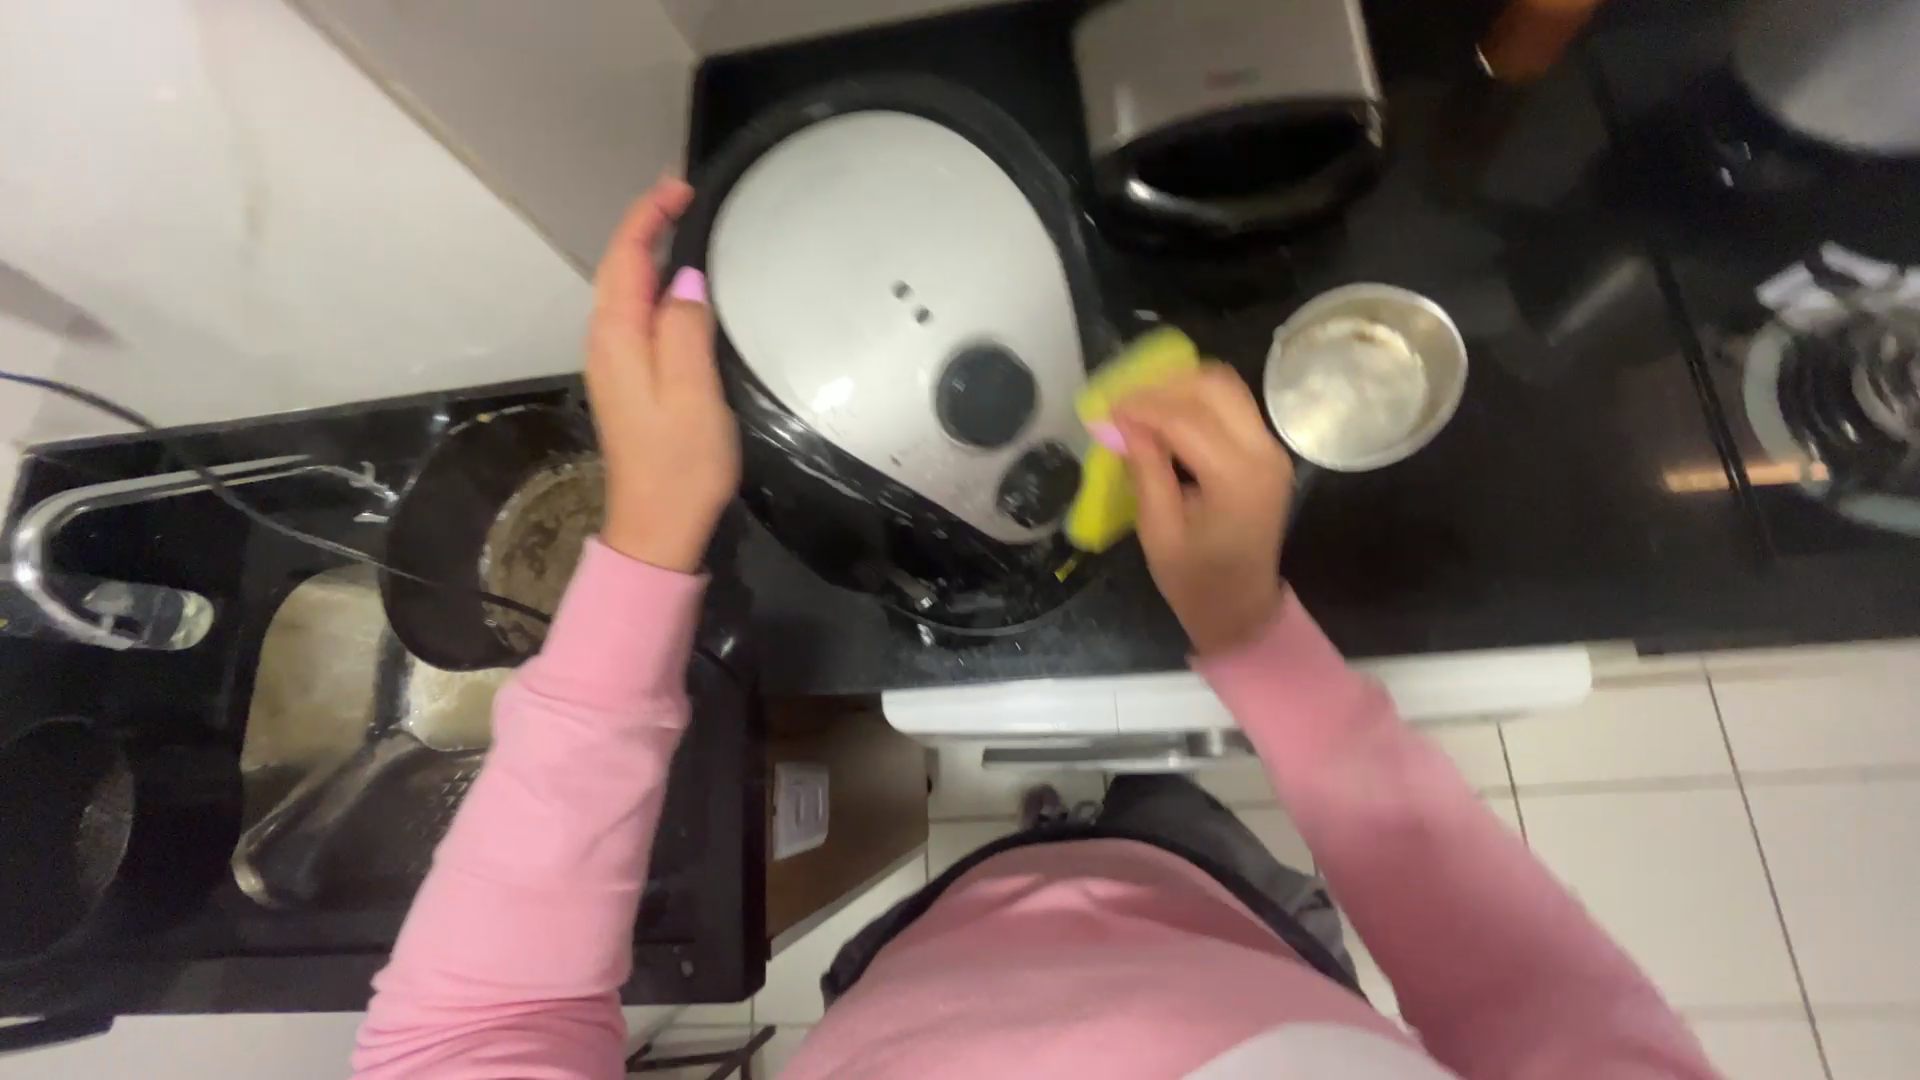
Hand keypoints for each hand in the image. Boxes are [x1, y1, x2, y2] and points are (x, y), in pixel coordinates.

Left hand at [586, 178, 740, 573]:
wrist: (659, 526)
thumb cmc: (681, 463)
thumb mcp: (694, 393)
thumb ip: (685, 329)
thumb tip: (685, 280)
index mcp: (618, 338)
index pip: (625, 257)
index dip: (648, 216)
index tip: (683, 188)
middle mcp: (607, 344)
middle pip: (617, 270)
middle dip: (644, 228)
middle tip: (684, 201)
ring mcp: (614, 367)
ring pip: (625, 295)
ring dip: (647, 258)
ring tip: (683, 234)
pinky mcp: (630, 386)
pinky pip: (636, 321)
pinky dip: (653, 292)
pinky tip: (679, 295)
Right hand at [1113, 364, 1294, 655]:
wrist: (1241, 608)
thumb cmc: (1194, 581)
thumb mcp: (1158, 531)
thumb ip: (1146, 470)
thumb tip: (1122, 422)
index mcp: (1237, 479)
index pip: (1186, 420)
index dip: (1143, 407)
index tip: (1107, 408)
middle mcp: (1264, 454)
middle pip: (1215, 388)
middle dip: (1165, 386)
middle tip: (1125, 402)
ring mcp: (1271, 450)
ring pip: (1227, 390)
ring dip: (1182, 389)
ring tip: (1142, 406)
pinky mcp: (1266, 452)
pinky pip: (1232, 407)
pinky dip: (1196, 402)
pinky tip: (1166, 418)